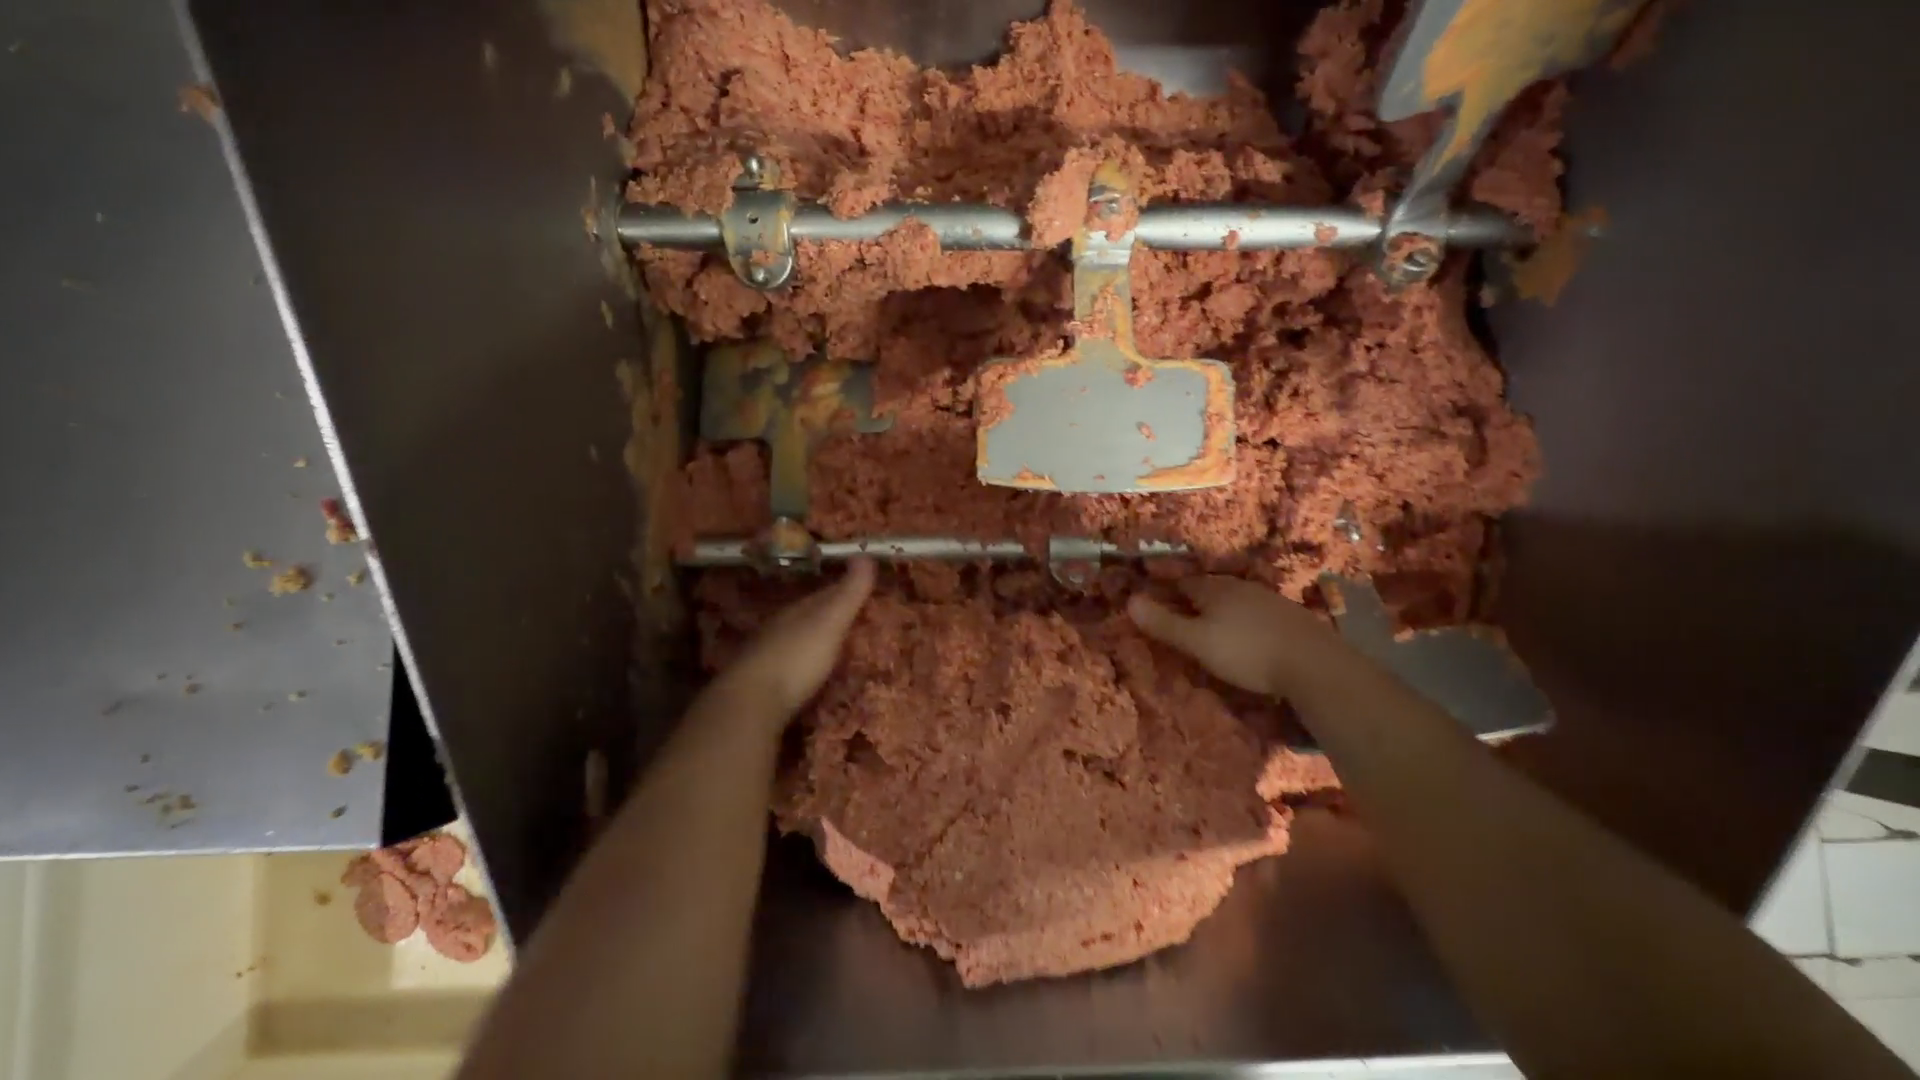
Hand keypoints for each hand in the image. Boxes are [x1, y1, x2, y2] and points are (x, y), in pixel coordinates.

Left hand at [710, 557, 874, 717]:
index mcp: (797, 610)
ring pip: (798, 638)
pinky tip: (813, 671)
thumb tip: (865, 553)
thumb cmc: (796, 658)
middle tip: (858, 618)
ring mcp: (768, 654)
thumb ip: (849, 593)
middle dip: (832, 614)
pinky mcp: (764, 681)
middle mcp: (780, 627)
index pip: (826, 593)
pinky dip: (806, 662)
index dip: (846, 589)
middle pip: (810, 615)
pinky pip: (791, 663)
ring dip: (817, 639)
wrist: (751, 702)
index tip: (867, 589)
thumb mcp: (830, 623)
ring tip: (839, 645)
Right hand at [1127, 575, 1344, 695]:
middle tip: (1181, 619)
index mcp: (1214, 589)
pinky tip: (1247, 637)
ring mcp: (1268, 600)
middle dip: (1194, 601)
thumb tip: (1129, 600)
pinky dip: (1244, 622)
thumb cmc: (1246, 652)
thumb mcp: (1197, 642)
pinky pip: (1256, 614)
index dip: (1166, 592)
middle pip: (1209, 589)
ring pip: (1235, 601)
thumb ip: (1164, 624)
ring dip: (1222, 612)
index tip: (1155, 604)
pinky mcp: (1289, 617)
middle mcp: (1240, 587)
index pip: (1182, 582)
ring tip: (1212, 629)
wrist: (1312, 663)